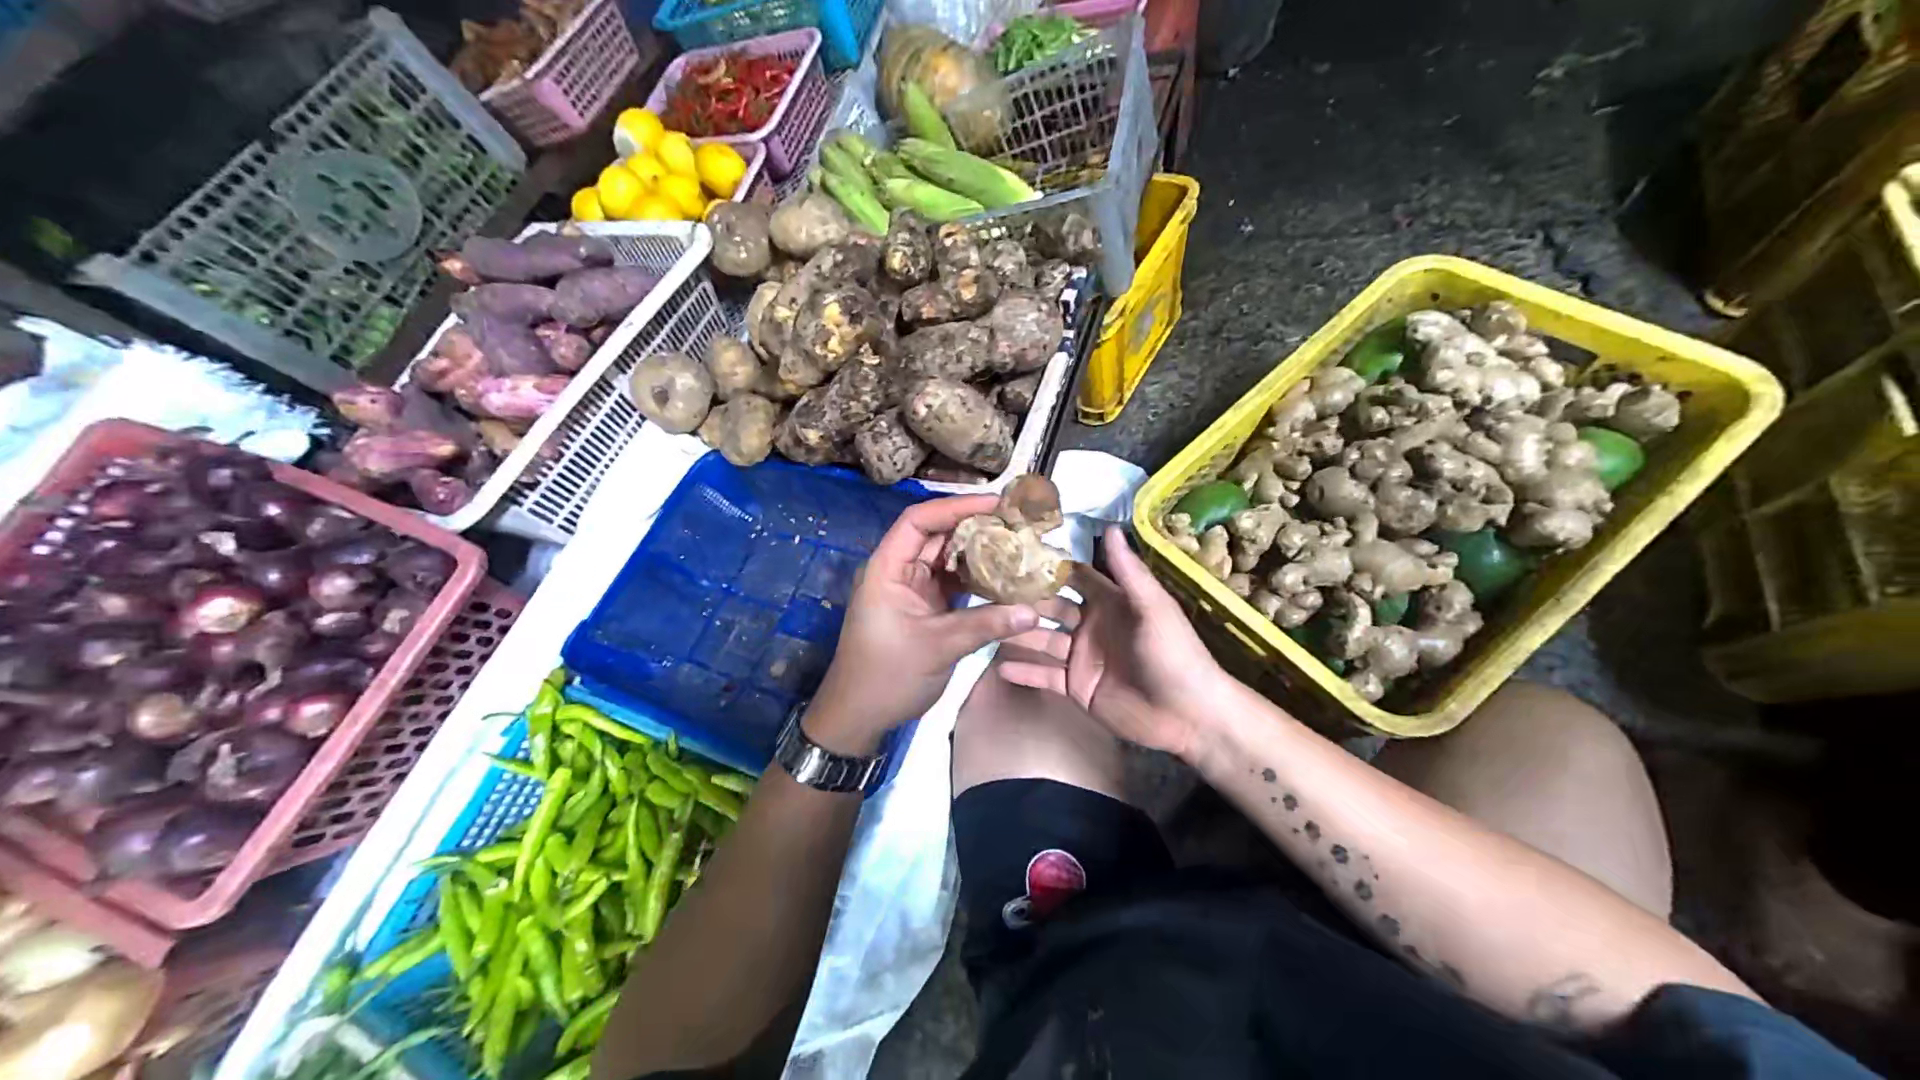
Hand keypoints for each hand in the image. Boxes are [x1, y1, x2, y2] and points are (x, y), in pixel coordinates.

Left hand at [806, 495, 1040, 754]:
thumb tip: (1033, 611)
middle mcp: (900, 571)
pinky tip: (1007, 575)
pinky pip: (955, 582)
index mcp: (888, 569)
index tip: (997, 504)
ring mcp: (914, 589)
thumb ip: (984, 625)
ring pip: (949, 558)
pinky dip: (978, 578)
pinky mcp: (927, 608)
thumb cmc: (886, 676)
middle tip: (1018, 521)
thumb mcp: (937, 647)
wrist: (861, 714)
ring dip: (980, 551)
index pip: (918, 521)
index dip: (956, 507)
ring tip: (1019, 542)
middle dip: (976, 525)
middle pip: (937, 535)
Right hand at [996, 527, 1228, 760]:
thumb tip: (1110, 527)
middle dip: (1023, 600)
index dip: (1050, 566)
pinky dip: (1023, 671)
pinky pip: (1044, 676)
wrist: (1188, 716)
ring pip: (1041, 640)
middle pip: (1050, 608)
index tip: (1016, 551)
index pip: (1075, 578)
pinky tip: (996, 665)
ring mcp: (1081, 658)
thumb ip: (1128, 572)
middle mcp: (1091, 626)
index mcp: (1111, 603)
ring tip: (982, 623)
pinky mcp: (1076, 688)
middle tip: (986, 589)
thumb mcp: (1153, 609)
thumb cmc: (1174, 655)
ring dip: (1016, 633)